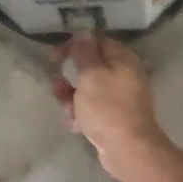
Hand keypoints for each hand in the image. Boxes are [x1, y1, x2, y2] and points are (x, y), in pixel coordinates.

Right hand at [51, 32, 171, 179]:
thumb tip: (83, 31)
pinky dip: (81, 114)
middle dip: (70, 76)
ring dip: (72, 97)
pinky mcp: (114, 118)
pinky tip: (74, 124)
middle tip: (56, 85)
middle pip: (91, 68)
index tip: (55, 56)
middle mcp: (125, 75)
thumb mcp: (91, 75)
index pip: (96, 42)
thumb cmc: (107, 108)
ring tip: (65, 109)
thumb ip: (84, 53)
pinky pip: (93, 109)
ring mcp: (120, 99)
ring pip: (89, 90)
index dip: (74, 46)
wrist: (128, 150)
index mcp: (123, 60)